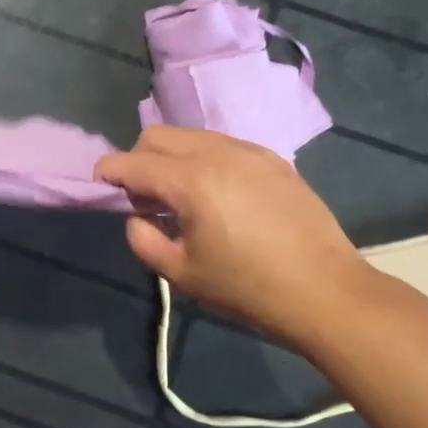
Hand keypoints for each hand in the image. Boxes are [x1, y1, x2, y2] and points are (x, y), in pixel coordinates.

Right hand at [96, 127, 373, 344]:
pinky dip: (205, 160)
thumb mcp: (182, 274)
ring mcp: (249, 151)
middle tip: (144, 198)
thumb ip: (144, 239)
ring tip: (182, 198)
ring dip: (173, 158)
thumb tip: (138, 217)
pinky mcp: (273, 159)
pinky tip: (218, 196)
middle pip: (157, 136)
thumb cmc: (248, 288)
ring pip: (192, 136)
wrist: (326, 292)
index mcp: (190, 180)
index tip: (101, 187)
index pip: (131, 162)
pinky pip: (223, 145)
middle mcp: (217, 152)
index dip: (108, 173)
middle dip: (138, 159)